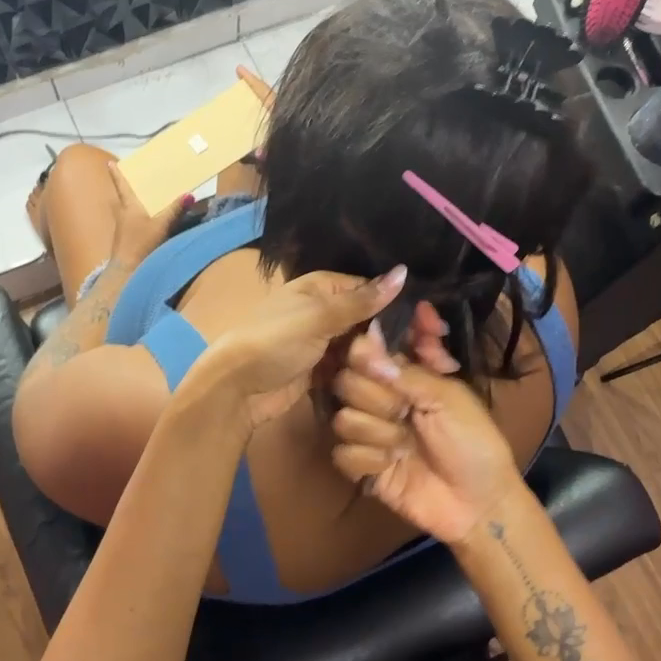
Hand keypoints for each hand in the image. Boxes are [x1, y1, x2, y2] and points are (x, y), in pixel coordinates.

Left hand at [107, 162, 188, 267]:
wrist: (127, 271)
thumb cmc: (141, 244)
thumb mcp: (161, 226)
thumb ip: (175, 210)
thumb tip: (189, 194)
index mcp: (128, 206)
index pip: (121, 185)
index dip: (116, 173)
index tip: (110, 162)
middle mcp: (122, 214)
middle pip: (123, 197)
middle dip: (127, 188)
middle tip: (133, 178)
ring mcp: (122, 228)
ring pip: (127, 209)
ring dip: (132, 203)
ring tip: (142, 197)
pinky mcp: (126, 240)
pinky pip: (132, 222)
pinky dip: (138, 216)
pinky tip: (146, 219)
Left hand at [193, 266, 407, 429]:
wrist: (237, 387)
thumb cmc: (275, 341)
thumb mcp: (320, 317)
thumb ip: (362, 301)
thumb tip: (403, 272)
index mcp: (321, 287)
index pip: (368, 289)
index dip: (393, 304)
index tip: (422, 324)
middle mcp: (322, 311)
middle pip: (366, 320)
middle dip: (384, 336)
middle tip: (412, 355)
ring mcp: (320, 342)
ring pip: (359, 347)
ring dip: (373, 358)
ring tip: (399, 371)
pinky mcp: (319, 370)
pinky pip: (348, 368)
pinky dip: (360, 374)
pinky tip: (382, 383)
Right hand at [330, 326, 526, 544]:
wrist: (477, 502)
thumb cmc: (473, 442)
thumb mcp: (448, 398)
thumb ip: (406, 371)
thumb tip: (365, 344)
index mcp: (403, 376)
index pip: (365, 351)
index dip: (366, 354)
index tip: (384, 367)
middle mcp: (380, 399)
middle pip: (345, 382)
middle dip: (376, 399)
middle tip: (405, 413)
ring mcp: (369, 433)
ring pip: (342, 419)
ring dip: (377, 433)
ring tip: (403, 446)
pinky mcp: (361, 466)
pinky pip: (341, 454)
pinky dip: (368, 461)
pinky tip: (391, 466)